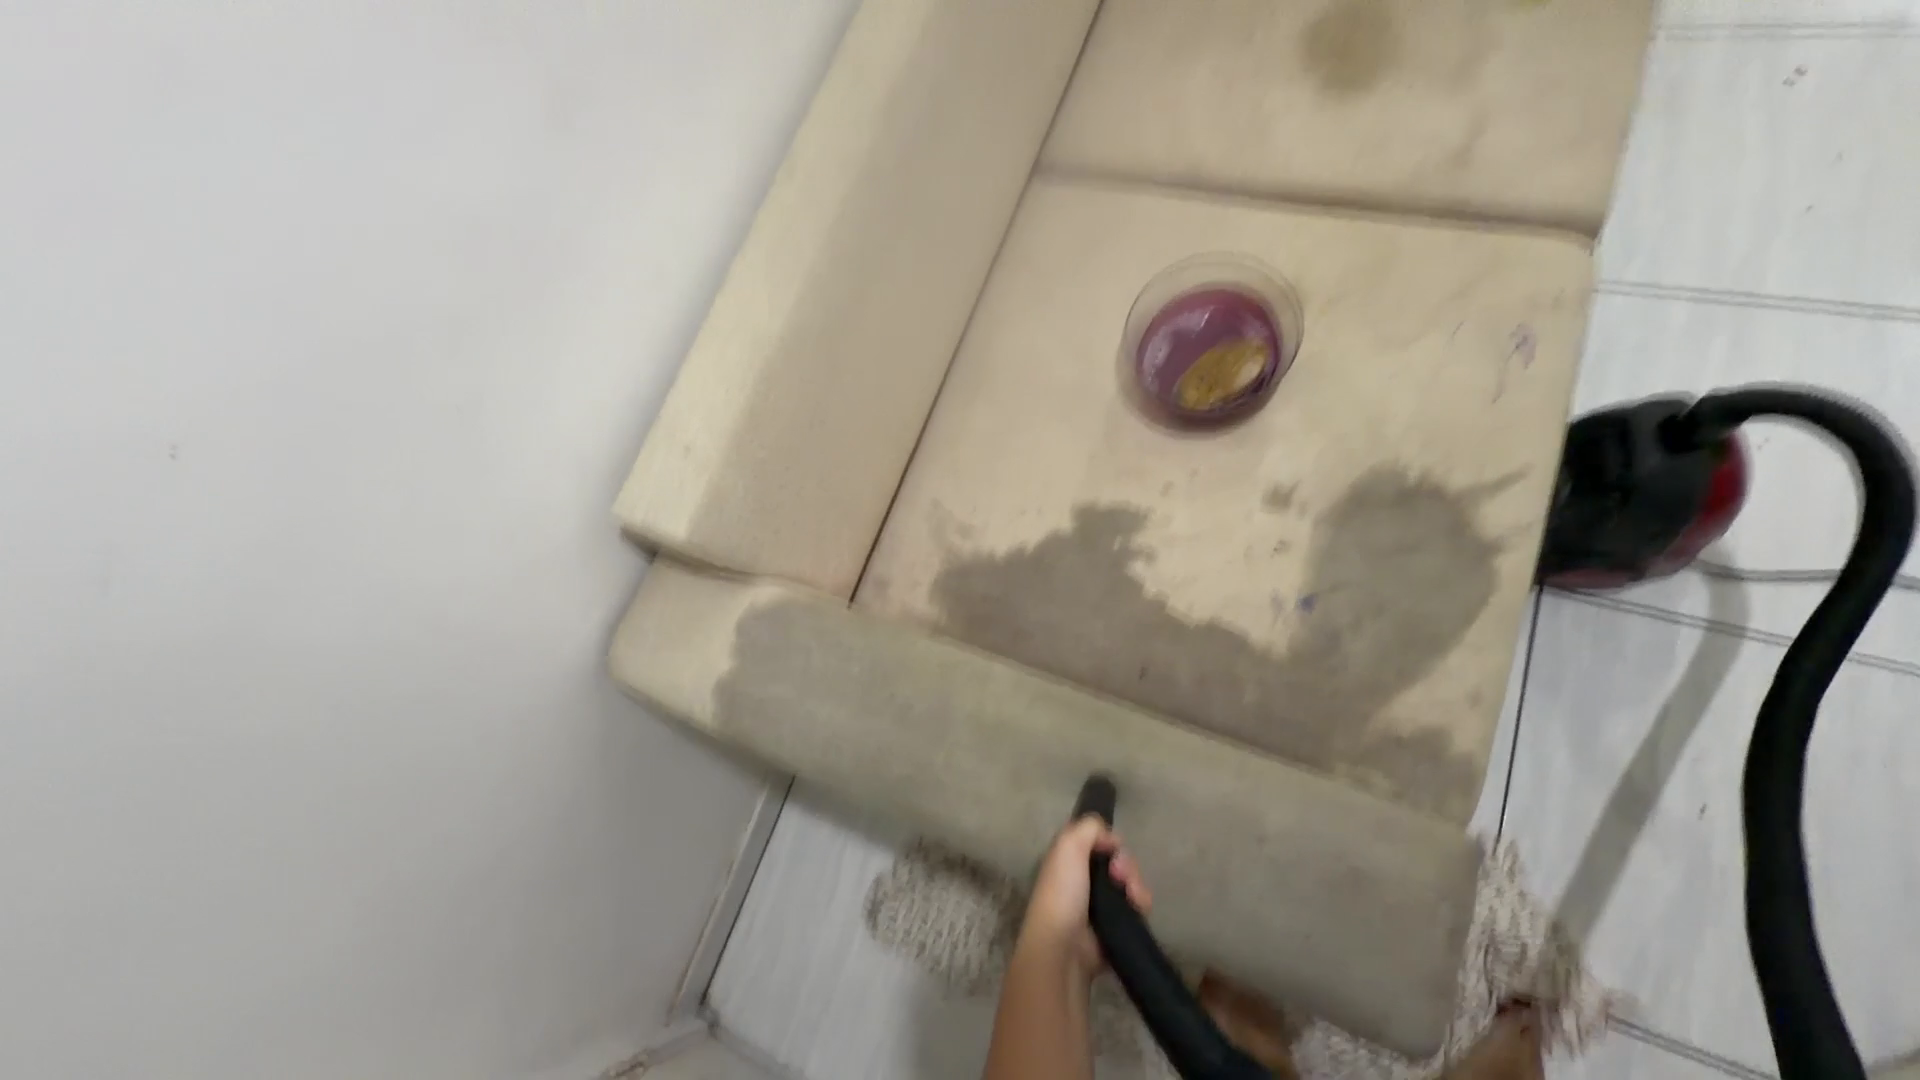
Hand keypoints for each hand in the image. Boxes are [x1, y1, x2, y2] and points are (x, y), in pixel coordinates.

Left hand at [1014, 816, 1151, 982]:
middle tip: (1120, 878)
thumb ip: (1088, 828)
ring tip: (1133, 898)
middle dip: (1127, 866)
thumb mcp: (1067, 846)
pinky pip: (1137, 907)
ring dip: (1137, 886)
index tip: (1113, 850)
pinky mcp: (1116, 925)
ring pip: (1131, 883)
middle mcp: (1084, 878)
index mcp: (1068, 860)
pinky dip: (1141, 905)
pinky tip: (1139, 908)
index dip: (1111, 843)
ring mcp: (1101, 903)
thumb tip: (1112, 838)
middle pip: (1119, 861)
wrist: (1065, 947)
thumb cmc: (1062, 893)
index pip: (1100, 842)